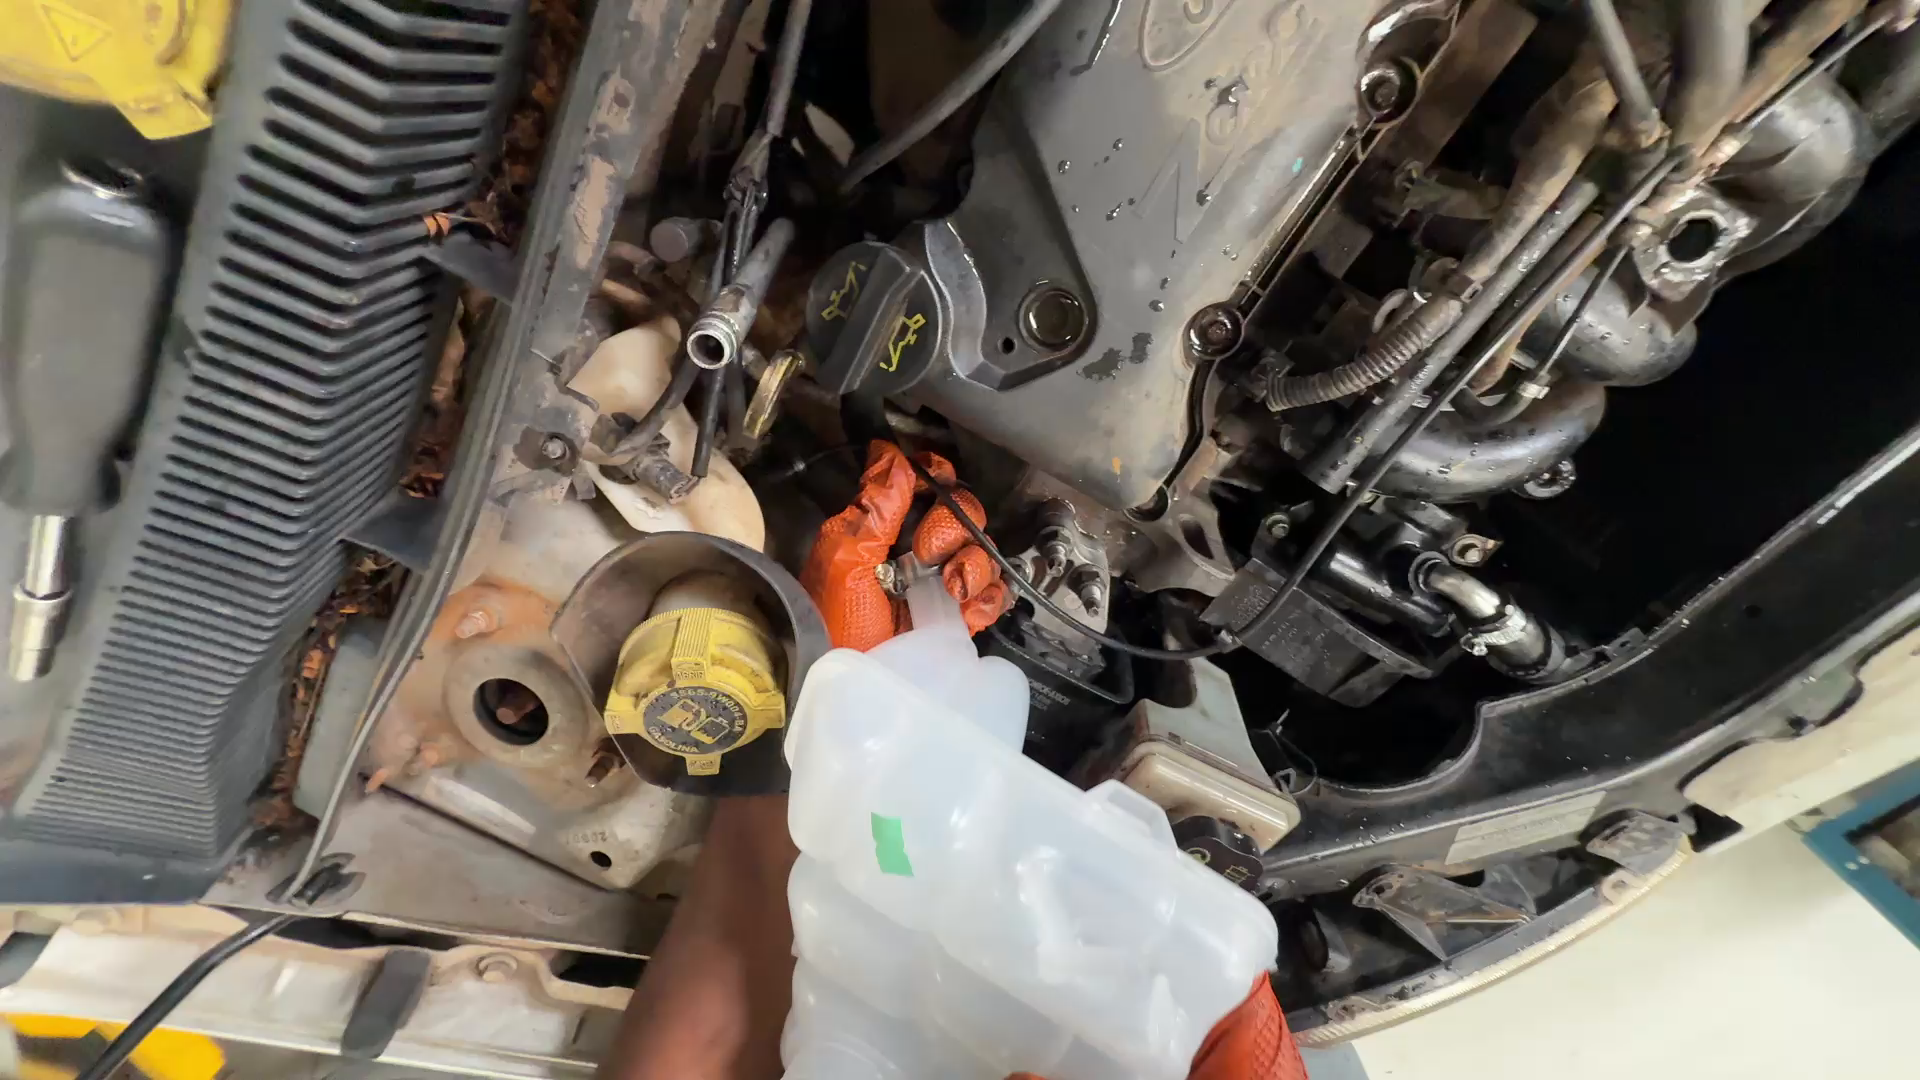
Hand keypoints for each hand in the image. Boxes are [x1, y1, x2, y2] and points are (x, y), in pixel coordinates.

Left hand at [800, 441, 1007, 649]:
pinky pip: (991, 595)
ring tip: (951, 590)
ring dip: (974, 566)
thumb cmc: (833, 621)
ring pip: (982, 552)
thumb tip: (890, 453)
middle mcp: (916, 550)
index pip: (924, 484)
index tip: (936, 489)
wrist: (852, 681)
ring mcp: (940, 585)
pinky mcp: (957, 618)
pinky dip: (987, 600)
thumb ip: (874, 507)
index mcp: (886, 527)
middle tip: (927, 555)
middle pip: (961, 513)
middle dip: (952, 529)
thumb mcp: (844, 559)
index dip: (937, 479)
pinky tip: (965, 613)